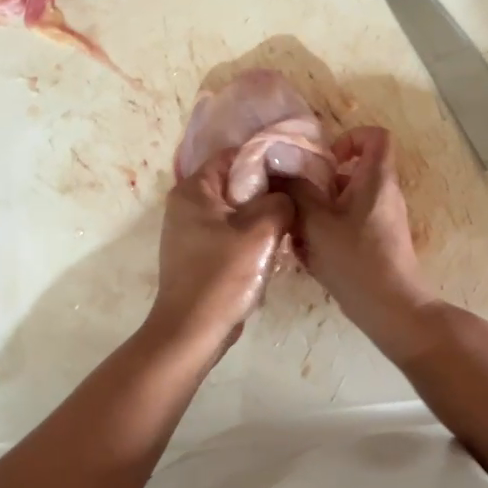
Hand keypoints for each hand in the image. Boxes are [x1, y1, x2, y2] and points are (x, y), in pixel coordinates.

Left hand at [149, 149, 294, 352]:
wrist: (192, 332)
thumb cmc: (222, 276)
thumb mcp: (261, 232)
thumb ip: (280, 202)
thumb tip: (288, 195)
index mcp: (194, 189)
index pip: (235, 155)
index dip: (268, 157)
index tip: (298, 168)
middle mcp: (186, 203)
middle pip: (235, 181)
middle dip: (268, 188)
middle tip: (300, 196)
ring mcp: (190, 230)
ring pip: (236, 208)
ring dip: (262, 214)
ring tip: (291, 221)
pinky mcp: (199, 253)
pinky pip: (231, 231)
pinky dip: (251, 234)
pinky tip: (273, 246)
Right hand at [284, 127, 436, 334]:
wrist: (391, 309)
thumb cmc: (355, 259)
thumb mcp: (316, 222)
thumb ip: (296, 191)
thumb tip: (278, 168)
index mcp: (376, 179)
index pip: (375, 136)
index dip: (349, 138)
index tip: (324, 160)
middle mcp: (384, 194)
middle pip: (353, 172)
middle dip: (321, 183)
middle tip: (297, 199)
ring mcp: (383, 220)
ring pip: (346, 202)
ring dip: (319, 211)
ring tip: (297, 231)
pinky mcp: (378, 243)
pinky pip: (349, 224)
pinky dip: (328, 231)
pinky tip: (309, 254)